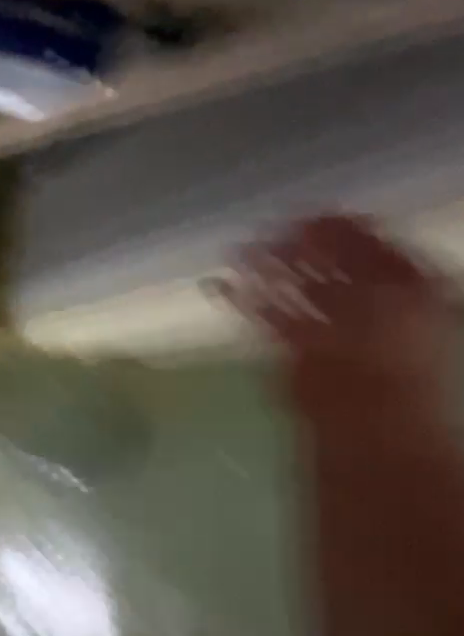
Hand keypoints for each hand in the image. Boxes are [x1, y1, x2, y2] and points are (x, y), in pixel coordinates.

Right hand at [226, 214, 450, 419]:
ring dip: (269, 269)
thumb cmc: (400, 361)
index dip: (357, 232)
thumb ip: (368, 257)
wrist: (374, 428)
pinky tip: (216, 283)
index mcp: (418, 301)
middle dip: (307, 247)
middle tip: (274, 223)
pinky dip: (241, 302)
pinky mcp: (298, 356)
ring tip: (240, 248)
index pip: (390, 257)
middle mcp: (383, 315)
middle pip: (342, 273)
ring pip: (301, 293)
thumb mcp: (401, 296)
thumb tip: (334, 220)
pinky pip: (267, 321)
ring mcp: (339, 336)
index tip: (321, 208)